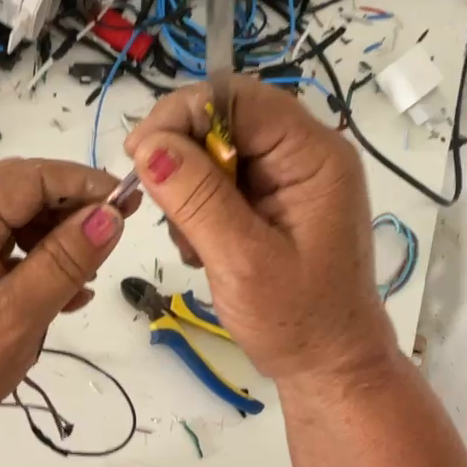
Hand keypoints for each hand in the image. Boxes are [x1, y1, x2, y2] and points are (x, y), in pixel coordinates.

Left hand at [0, 158, 136, 437]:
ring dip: (54, 236)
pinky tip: (67, 291)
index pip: (25, 177)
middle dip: (68, 206)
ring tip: (90, 268)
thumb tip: (110, 216)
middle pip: (16, 191)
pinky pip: (0, 249)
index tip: (126, 200)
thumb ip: (65, 261)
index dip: (79, 183)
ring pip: (11, 219)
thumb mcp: (18, 316)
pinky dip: (35, 260)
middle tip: (114, 228)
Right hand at [123, 82, 397, 382]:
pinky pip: (224, 184)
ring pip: (218, 153)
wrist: (328, 366)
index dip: (183, 115)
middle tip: (154, 200)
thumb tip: (149, 147)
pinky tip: (200, 246)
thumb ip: (197, 200)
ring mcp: (291, 180)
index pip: (239, 101)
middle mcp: (305, 156)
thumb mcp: (242, 261)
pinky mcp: (275, 204)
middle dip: (182, 155)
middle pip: (228, 120)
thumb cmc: (295, 321)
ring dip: (187, 188)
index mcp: (314, 157)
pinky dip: (199, 209)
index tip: (138, 154)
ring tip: (188, 241)